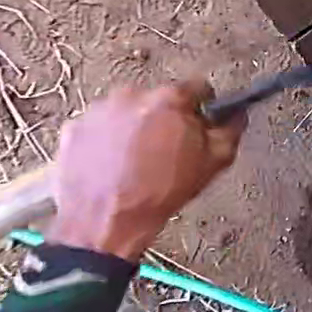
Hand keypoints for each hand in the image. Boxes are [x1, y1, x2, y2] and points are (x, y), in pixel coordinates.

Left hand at [48, 84, 242, 262]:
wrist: (105, 223)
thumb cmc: (161, 192)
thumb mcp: (214, 163)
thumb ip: (231, 130)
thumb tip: (237, 114)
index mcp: (169, 99)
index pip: (198, 87)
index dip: (204, 107)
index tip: (200, 125)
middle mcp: (132, 95)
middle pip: (161, 99)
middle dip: (167, 118)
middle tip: (168, 150)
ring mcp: (99, 110)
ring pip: (129, 110)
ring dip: (137, 127)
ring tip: (138, 161)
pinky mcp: (74, 127)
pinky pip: (101, 126)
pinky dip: (108, 139)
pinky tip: (115, 165)